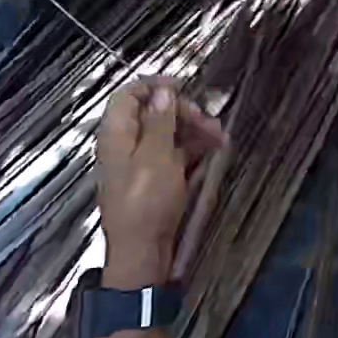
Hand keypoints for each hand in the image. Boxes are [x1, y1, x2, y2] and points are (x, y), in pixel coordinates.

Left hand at [95, 81, 227, 288]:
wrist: (143, 251)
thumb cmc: (147, 202)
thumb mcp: (157, 157)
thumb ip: (160, 122)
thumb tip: (163, 92)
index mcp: (117, 135)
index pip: (129, 95)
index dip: (156, 86)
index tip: (186, 87)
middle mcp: (126, 145)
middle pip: (153, 113)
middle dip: (183, 112)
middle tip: (210, 122)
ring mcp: (141, 163)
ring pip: (168, 134)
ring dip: (194, 131)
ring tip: (220, 139)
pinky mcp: (155, 179)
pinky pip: (174, 154)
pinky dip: (193, 149)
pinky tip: (213, 152)